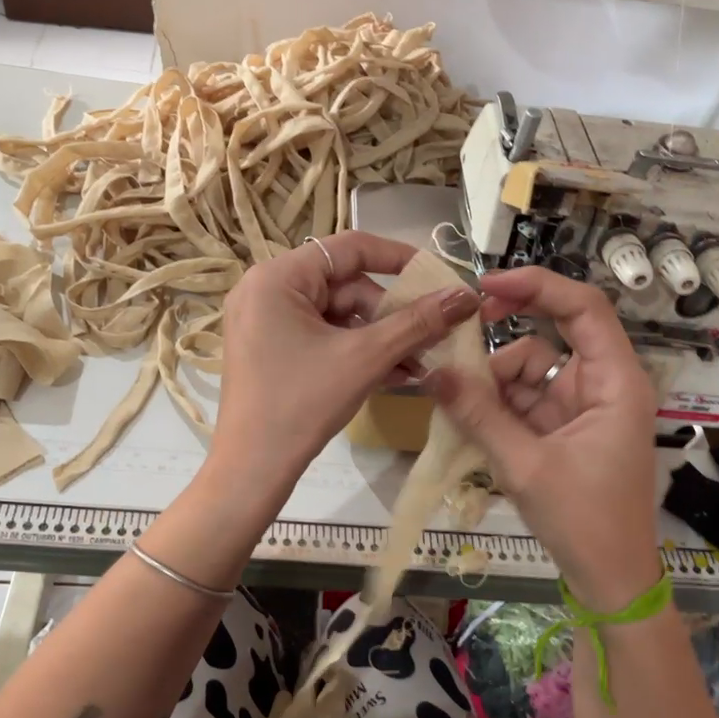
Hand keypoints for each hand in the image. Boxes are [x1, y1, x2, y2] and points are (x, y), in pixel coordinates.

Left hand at [210, 232, 480, 495]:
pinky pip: (322, 337)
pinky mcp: (270, 349)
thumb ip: (417, 323)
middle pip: (345, 285)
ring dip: (380, 338)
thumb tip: (466, 295)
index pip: (350, 249)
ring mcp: (265, 321)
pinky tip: (396, 374)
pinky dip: (355, 351)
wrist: (252, 469)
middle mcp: (265, 290)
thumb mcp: (364, 358)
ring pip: (337, 315)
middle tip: (433, 339)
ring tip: (420, 364)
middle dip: (392, 314)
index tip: (439, 277)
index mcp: (277, 278)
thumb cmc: (302, 404)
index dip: (400, 259)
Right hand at [427, 267, 659, 610]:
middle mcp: (602, 385)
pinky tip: (467, 422)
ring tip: (456, 407)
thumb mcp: (525, 465)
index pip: (583, 308)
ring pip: (529, 371)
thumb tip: (433, 372)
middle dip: (502, 341)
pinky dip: (496, 407)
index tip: (485, 286)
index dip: (536, 286)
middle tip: (455, 342)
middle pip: (548, 337)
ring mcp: (582, 408)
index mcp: (614, 382)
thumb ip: (479, 415)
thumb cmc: (584, 521)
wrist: (610, 579)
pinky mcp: (564, 430)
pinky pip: (525, 401)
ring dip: (492, 384)